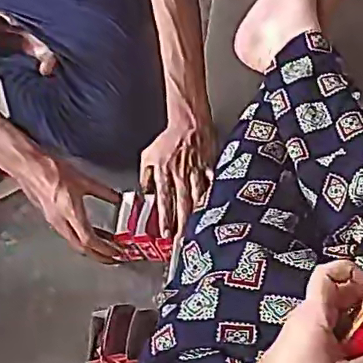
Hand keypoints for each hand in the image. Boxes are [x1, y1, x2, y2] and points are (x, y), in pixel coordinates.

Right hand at [16, 152, 124, 263]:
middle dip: (99, 255)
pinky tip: (91, 234)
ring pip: (74, 242)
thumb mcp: (84, 180)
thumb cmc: (52, 171)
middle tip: (113, 258)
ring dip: (90, 248)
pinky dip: (82, 238)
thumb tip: (118, 199)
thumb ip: (103, 191)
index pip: (89, 240)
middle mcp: (61, 221)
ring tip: (105, 250)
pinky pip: (68, 234)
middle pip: (81, 247)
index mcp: (71, 213)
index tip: (116, 253)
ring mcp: (54, 221)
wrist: (28, 166)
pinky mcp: (50, 217)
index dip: (104, 249)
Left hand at [140, 106, 214, 237]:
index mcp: (164, 173)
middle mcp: (180, 175)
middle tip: (184, 240)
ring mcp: (197, 173)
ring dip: (197, 216)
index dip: (165, 219)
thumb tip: (146, 194)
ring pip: (197, 198)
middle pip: (182, 204)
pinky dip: (214, 198)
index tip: (166, 234)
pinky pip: (212, 186)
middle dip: (182, 225)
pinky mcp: (210, 169)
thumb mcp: (148, 156)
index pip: (164, 201)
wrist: (189, 122)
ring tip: (199, 231)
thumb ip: (146, 177)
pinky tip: (216, 210)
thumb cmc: (170, 139)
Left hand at [252, 261, 362, 362]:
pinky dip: (348, 329)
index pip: (328, 273)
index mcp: (315, 312)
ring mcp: (306, 323)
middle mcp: (310, 312)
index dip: (351, 270)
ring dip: (359, 317)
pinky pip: (332, 323)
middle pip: (340, 291)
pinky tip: (361, 345)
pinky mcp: (305, 335)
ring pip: (338, 308)